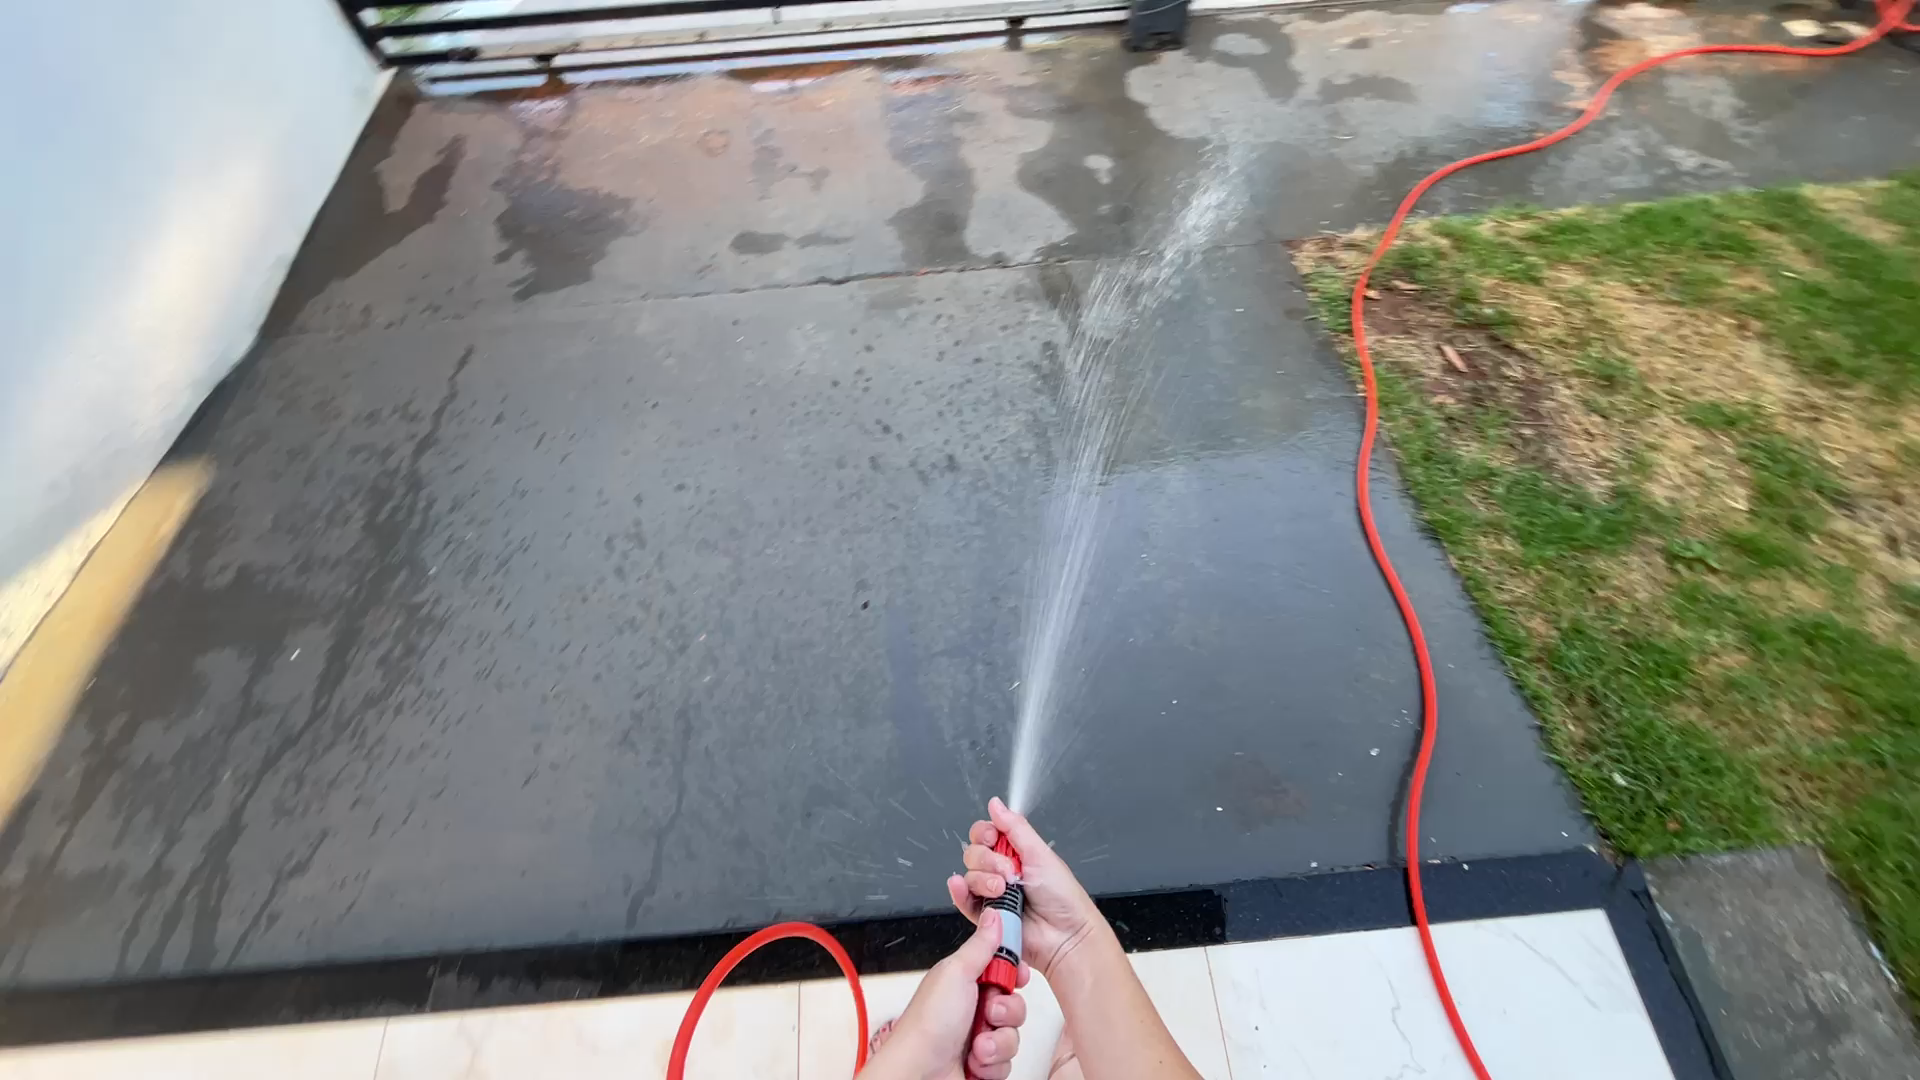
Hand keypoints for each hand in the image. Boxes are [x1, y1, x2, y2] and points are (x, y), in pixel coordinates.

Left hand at [861, 908, 1027, 1079]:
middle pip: (1014, 1002)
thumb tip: (993, 916)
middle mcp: (974, 1006)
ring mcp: (979, 1036)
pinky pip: (1008, 1062)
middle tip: (989, 1012)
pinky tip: (974, 1063)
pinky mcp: (984, 1064)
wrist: (918, 1075)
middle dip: (1007, 1011)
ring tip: (976, 1046)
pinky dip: (993, 1065)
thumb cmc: (928, 1025)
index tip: (1018, 976)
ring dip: (998, 1042)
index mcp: (966, 979)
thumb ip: (980, 945)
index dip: (1015, 973)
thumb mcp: (956, 973)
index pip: (1003, 968)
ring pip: (1014, 1034)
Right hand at [947, 797, 1102, 980]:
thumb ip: (1014, 827)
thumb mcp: (1039, 853)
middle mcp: (1001, 870)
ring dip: (983, 880)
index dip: (984, 833)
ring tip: (1004, 890)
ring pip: (969, 875)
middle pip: (973, 852)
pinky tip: (961, 887)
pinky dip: (960, 892)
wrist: (1065, 935)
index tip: (993, 838)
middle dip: (988, 860)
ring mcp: (992, 893)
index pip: (985, 833)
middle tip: (1009, 871)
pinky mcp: (985, 915)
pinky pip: (964, 901)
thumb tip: (996, 803)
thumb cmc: (1061, 895)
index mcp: (1014, 851)